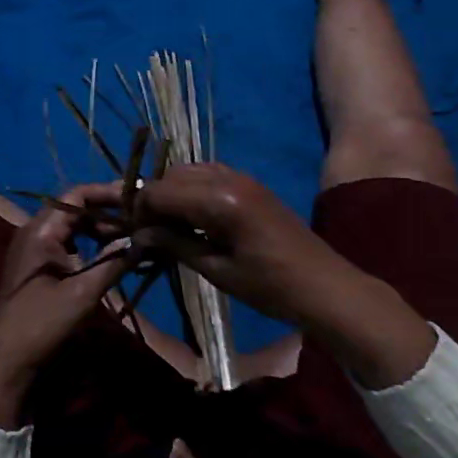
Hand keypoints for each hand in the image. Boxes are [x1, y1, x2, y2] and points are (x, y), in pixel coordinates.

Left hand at [0, 188, 134, 428]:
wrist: (9, 357)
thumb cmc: (42, 322)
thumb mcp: (83, 292)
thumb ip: (113, 262)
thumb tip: (142, 238)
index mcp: (40, 230)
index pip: (76, 196)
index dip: (107, 193)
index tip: (137, 196)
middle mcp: (34, 231)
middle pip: (74, 208)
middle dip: (108, 210)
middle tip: (141, 217)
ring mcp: (33, 247)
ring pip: (71, 225)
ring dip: (100, 227)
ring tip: (132, 233)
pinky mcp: (37, 264)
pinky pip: (66, 241)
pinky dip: (89, 242)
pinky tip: (109, 251)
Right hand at [97, 163, 333, 322]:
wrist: (325, 287)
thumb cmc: (270, 287)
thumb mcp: (217, 270)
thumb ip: (175, 244)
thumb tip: (139, 234)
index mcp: (218, 201)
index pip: (160, 191)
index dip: (140, 209)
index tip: (132, 231)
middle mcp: (226, 179)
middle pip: (171, 175)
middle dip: (153, 198)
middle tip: (147, 229)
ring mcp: (240, 177)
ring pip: (188, 170)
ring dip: (172, 190)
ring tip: (167, 222)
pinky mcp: (249, 183)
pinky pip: (208, 173)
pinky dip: (191, 187)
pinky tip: (192, 214)